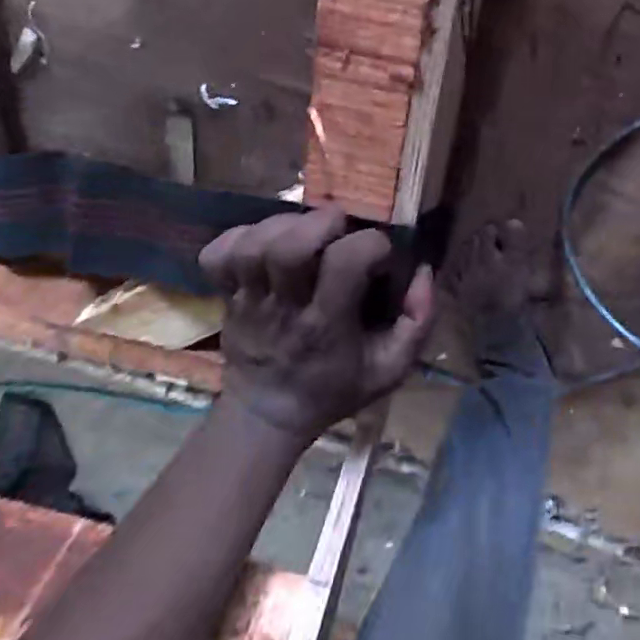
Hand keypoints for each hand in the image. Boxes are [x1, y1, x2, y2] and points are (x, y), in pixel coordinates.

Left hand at [199, 208, 434, 442]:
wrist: (267, 415)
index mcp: (327, 326)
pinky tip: (263, 241)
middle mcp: (284, 309)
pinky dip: (238, 237)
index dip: (369, 245)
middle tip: (337, 226)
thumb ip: (417, 323)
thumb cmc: (333, 388)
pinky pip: (216, 256)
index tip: (379, 252)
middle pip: (286, 250)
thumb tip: (423, 272)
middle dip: (317, 224)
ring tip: (302, 230)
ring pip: (251, 247)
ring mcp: (248, 301)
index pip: (344, 266)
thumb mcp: (389, 370)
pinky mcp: (224, 296)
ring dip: (280, 225)